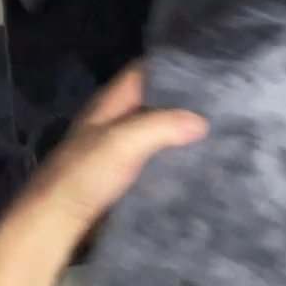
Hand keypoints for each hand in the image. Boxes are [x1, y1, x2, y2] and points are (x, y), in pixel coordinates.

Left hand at [13, 64, 207, 235]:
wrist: (58, 219)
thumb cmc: (84, 174)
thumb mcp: (121, 142)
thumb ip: (161, 126)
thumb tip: (202, 121)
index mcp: (109, 103)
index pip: (144, 72)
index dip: (173, 65)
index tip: (210, 66)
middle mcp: (116, 120)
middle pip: (154, 100)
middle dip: (184, 99)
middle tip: (226, 100)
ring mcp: (120, 147)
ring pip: (158, 129)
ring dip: (183, 129)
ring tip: (224, 127)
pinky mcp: (127, 174)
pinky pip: (157, 157)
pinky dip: (176, 155)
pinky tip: (202, 159)